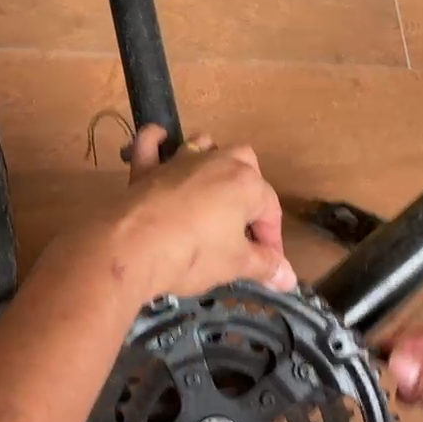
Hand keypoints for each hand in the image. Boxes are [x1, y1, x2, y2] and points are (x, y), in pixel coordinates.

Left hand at [32, 124, 296, 310]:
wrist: (133, 246)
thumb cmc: (193, 253)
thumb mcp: (235, 264)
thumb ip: (265, 266)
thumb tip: (289, 278)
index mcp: (245, 182)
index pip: (270, 209)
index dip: (272, 239)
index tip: (268, 266)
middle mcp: (216, 162)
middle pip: (244, 163)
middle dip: (249, 188)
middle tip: (242, 224)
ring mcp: (178, 161)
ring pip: (204, 145)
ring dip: (211, 161)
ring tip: (211, 191)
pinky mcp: (146, 168)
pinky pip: (150, 143)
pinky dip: (156, 142)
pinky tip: (160, 144)